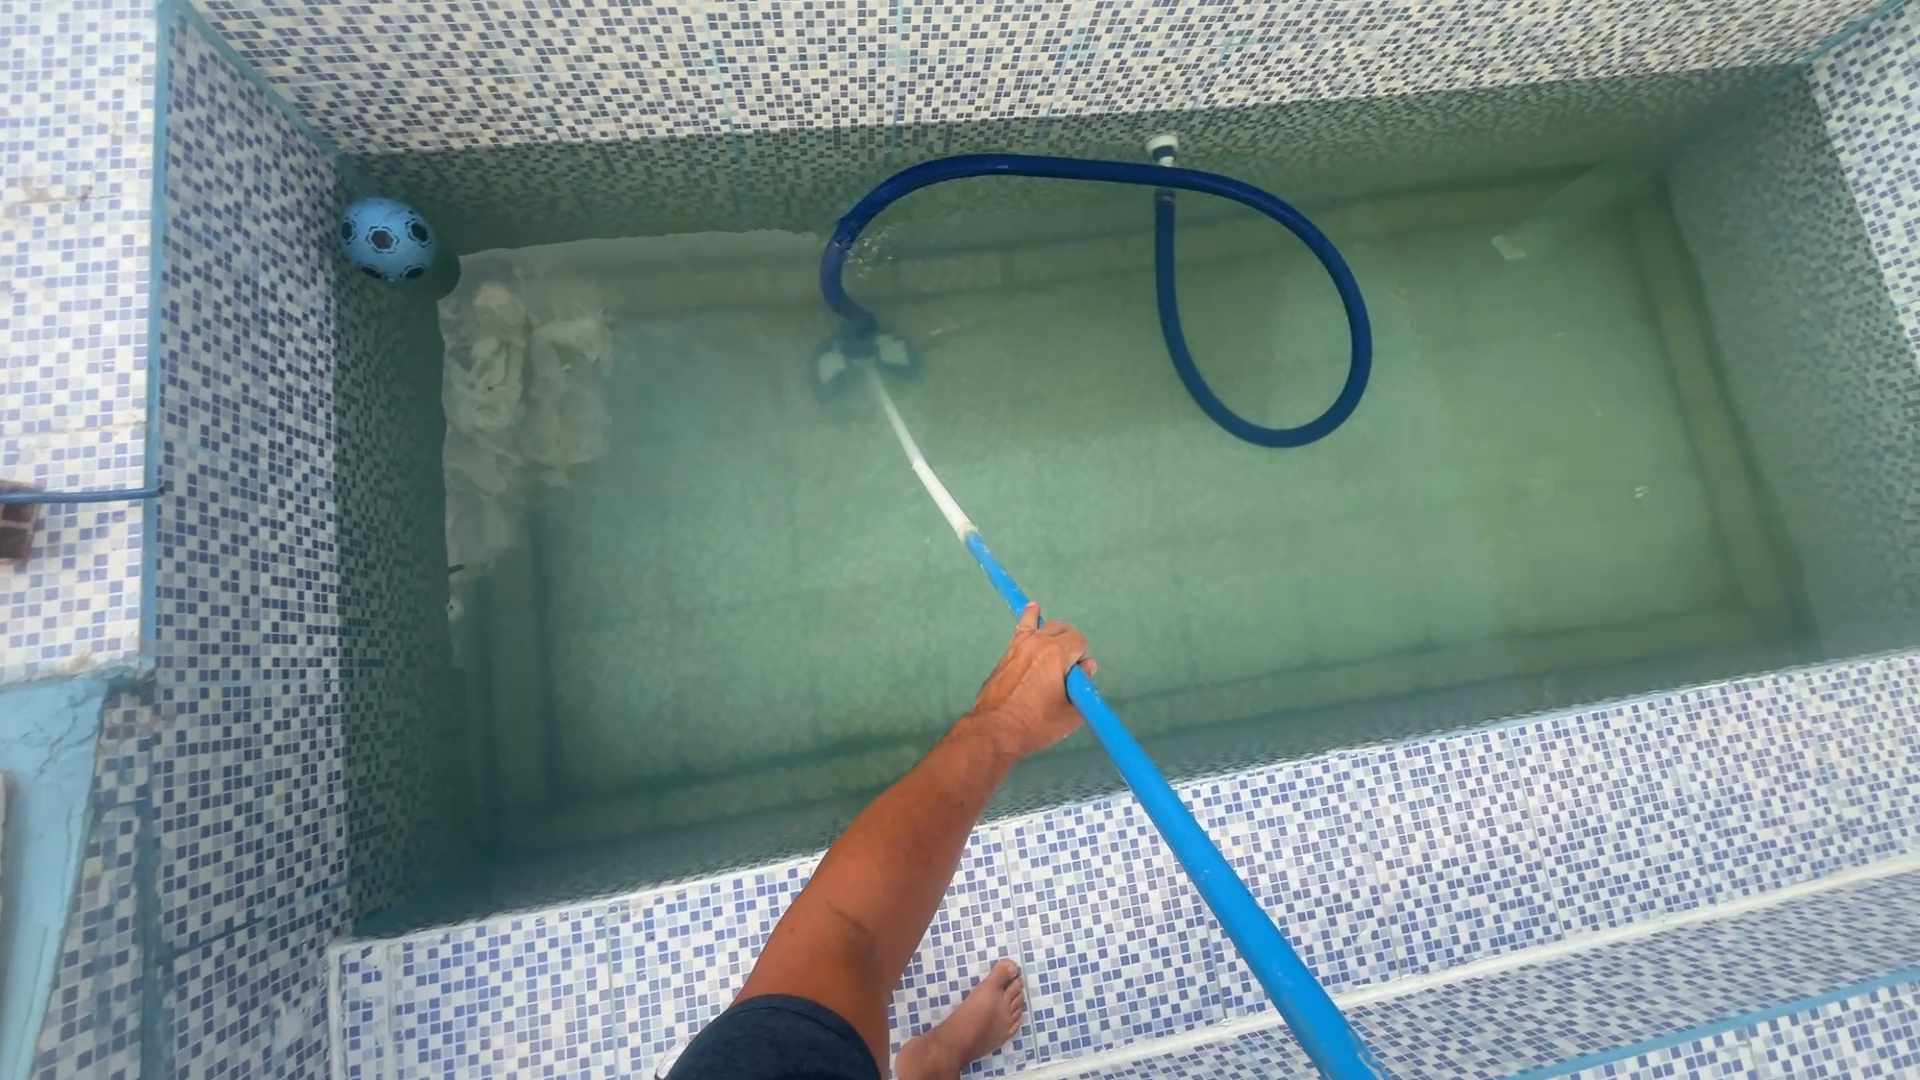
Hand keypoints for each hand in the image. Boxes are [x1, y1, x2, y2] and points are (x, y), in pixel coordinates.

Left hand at [966, 604, 1095, 759]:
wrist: (996, 729)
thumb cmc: (1036, 724)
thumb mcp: (1072, 713)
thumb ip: (1085, 689)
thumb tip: (1086, 670)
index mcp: (1057, 654)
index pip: (1079, 641)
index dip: (1082, 659)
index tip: (1076, 679)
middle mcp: (1038, 642)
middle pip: (1062, 629)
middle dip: (1070, 644)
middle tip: (1067, 671)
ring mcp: (1020, 645)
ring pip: (1041, 624)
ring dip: (1052, 630)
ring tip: (1055, 634)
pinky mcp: (1008, 652)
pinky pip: (1022, 628)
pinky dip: (1029, 618)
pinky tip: (1033, 609)